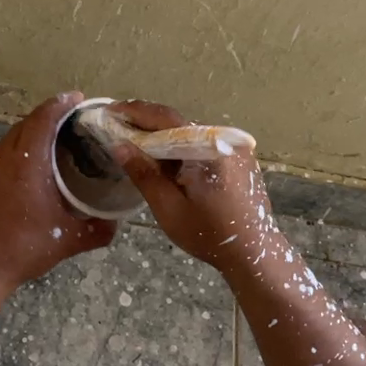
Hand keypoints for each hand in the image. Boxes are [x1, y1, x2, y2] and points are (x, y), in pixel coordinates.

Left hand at [0, 92, 117, 290]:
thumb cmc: (24, 247)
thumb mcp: (69, 240)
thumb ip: (99, 230)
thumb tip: (118, 223)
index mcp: (28, 162)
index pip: (44, 119)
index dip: (61, 104)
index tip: (79, 99)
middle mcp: (7, 156)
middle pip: (29, 122)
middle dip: (51, 114)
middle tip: (76, 118)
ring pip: (16, 134)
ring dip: (37, 128)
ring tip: (60, 136)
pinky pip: (8, 149)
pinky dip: (25, 144)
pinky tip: (39, 161)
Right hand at [109, 101, 282, 274]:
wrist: (254, 253)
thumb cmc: (209, 234)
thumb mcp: (168, 208)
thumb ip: (144, 173)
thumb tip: (118, 145)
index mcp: (206, 148)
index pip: (165, 118)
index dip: (135, 112)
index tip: (110, 112)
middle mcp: (224, 138)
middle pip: (177, 122)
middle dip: (145, 122)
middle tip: (118, 124)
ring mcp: (234, 146)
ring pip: (189, 131)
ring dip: (162, 134)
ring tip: (135, 139)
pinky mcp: (238, 156)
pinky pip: (202, 142)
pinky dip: (180, 144)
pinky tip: (164, 155)